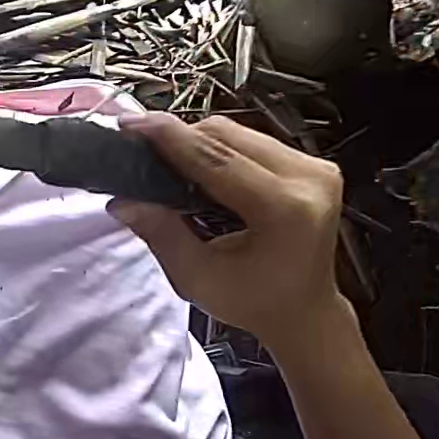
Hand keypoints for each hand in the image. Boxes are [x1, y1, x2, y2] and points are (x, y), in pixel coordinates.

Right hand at [109, 113, 345, 351]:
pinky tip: (196, 168)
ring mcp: (316, 167)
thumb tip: (122, 200)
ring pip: (237, 133)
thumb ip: (161, 232)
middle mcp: (308, 178)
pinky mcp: (313, 164)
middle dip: (178, 138)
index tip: (130, 125)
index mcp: (284, 210)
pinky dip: (217, 149)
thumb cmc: (251, 302)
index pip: (216, 158)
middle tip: (140, 151)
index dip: (168, 137)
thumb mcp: (196, 276)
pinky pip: (251, 141)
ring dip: (196, 142)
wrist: (303, 313)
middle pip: (226, 136)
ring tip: (166, 162)